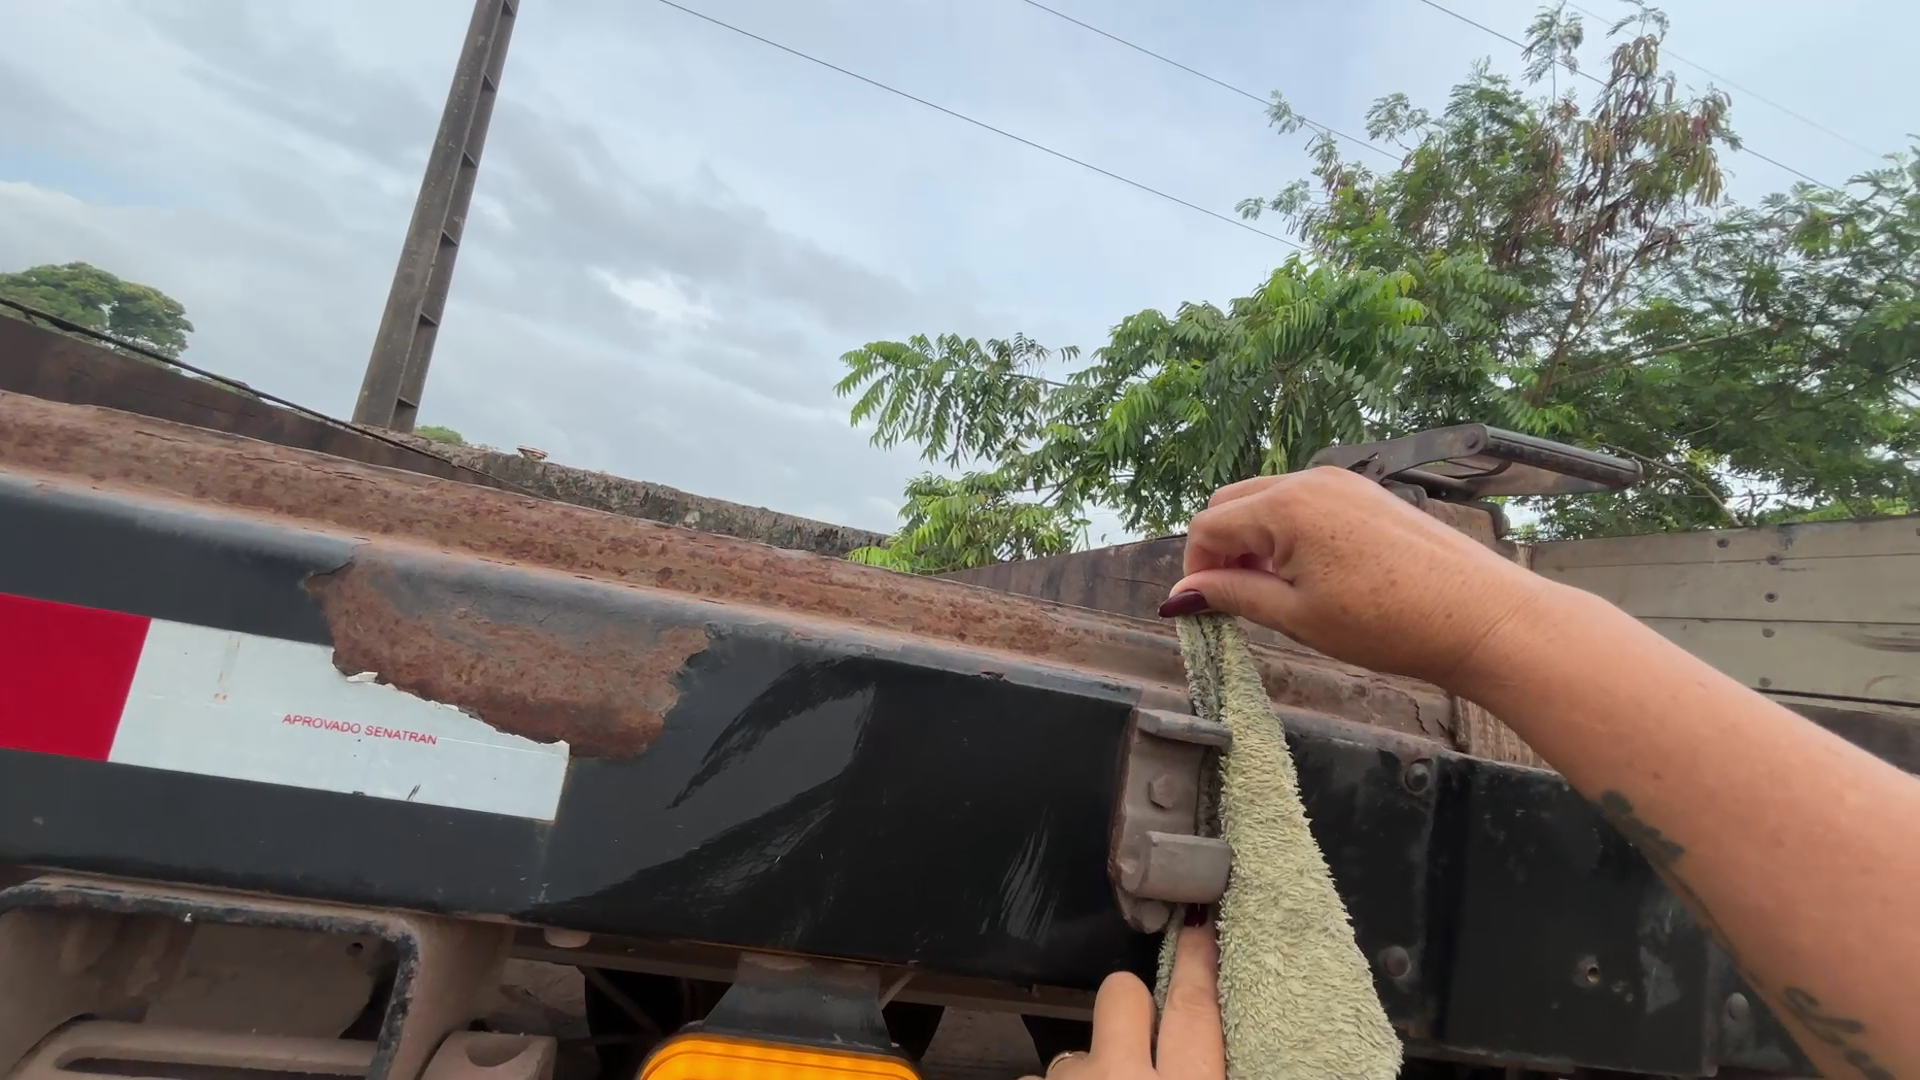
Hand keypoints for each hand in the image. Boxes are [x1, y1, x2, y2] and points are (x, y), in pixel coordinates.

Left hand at [1025, 925, 1222, 1079]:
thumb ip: (1200, 1072)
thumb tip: (1197, 1054)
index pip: (1192, 1007)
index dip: (1195, 960)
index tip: (1196, 916)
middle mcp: (1119, 1074)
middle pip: (1122, 991)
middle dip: (1128, 996)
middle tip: (1138, 1032)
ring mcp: (1066, 1078)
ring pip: (1076, 1046)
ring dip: (1085, 1073)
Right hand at [1161, 466, 1546, 689]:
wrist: (1485, 617)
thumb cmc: (1384, 624)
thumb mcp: (1294, 616)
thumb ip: (1229, 596)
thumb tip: (1177, 598)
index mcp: (1283, 508)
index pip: (1207, 527)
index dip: (1195, 568)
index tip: (1205, 606)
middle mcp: (1305, 480)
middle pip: (1230, 504)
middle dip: (1220, 549)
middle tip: (1236, 596)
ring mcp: (1338, 481)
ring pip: (1263, 500)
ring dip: (1250, 539)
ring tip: (1274, 587)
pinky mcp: (1362, 491)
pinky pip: (1299, 501)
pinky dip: (1283, 531)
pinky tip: (1307, 569)